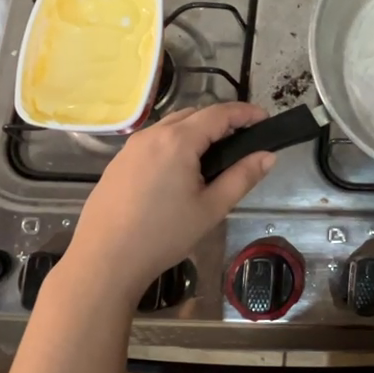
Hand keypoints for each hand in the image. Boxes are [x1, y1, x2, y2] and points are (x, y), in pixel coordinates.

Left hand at [60, 103, 276, 306]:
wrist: (105, 260)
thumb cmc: (163, 235)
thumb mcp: (212, 208)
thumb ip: (242, 177)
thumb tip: (268, 156)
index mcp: (178, 141)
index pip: (219, 113)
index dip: (245, 113)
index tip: (264, 119)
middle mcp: (152, 135)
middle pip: (193, 114)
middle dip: (221, 120)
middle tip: (243, 139)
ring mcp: (131, 147)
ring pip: (171, 126)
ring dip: (196, 130)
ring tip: (214, 154)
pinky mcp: (118, 163)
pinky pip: (153, 141)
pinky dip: (174, 143)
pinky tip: (179, 171)